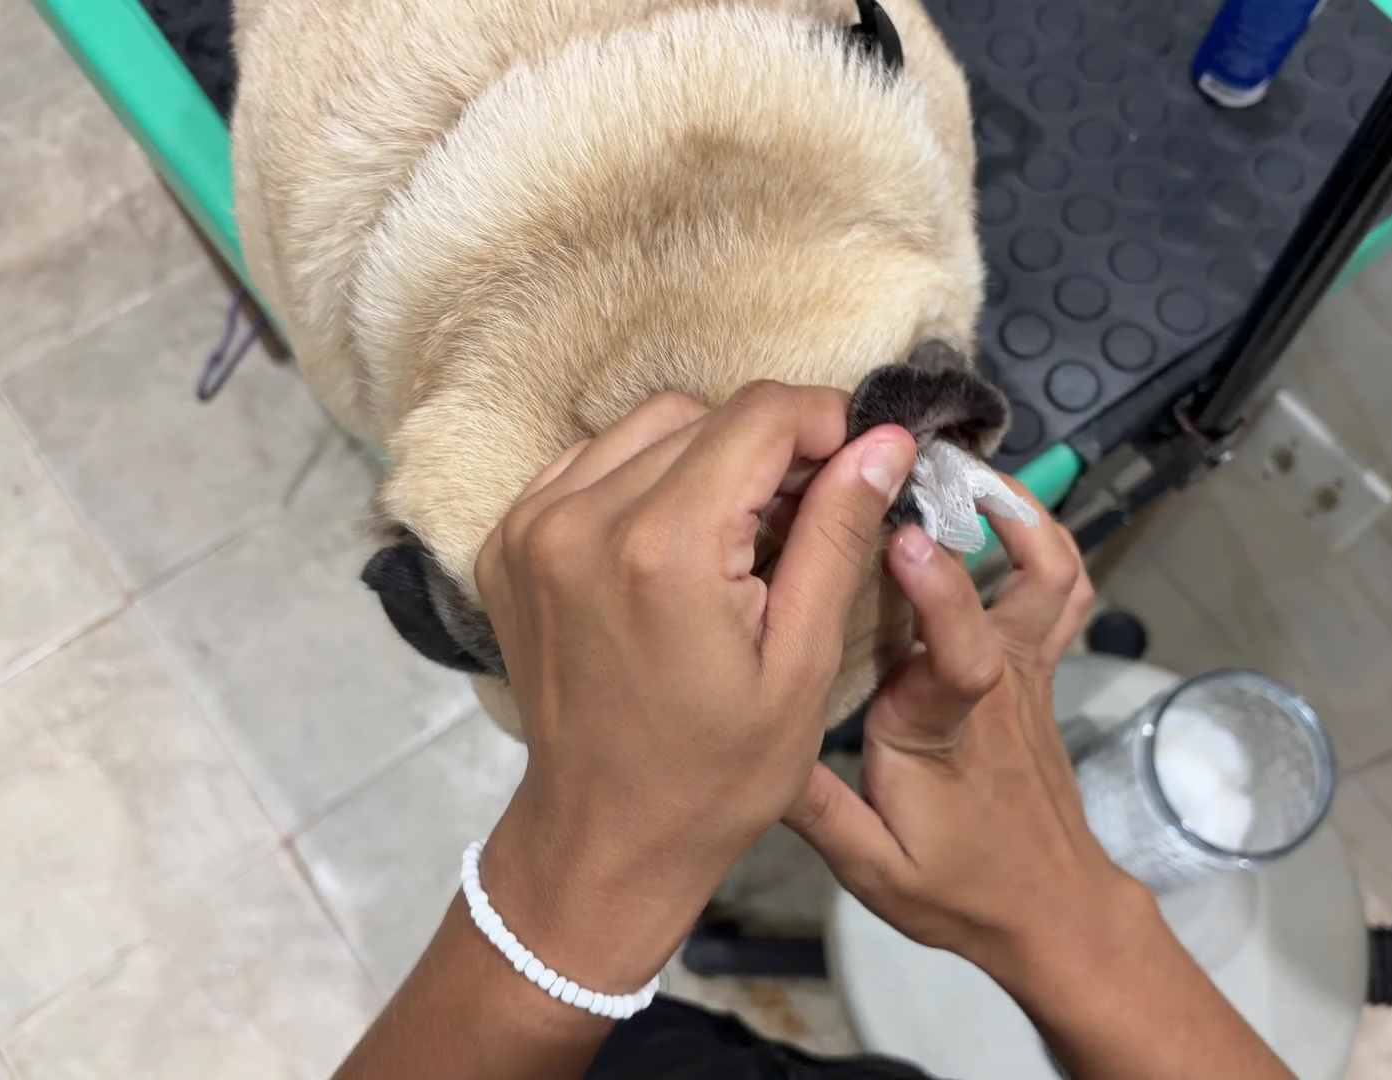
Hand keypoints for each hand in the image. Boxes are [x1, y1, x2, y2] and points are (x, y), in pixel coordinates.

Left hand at [473, 384, 918, 993]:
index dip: (822, 420)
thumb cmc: (717, 771)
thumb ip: (839, 535)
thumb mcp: (803, 662)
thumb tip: (885, 444)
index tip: (853, 460)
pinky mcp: (506, 540)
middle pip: (705, 415)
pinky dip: (647, 474)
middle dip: (771, 444)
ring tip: (738, 526)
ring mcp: (530, 525)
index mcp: (666, 548)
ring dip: (709, 455)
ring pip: (648, 426)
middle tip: (803, 507)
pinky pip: (594, 461)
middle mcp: (582, 517)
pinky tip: (673, 534)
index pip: (759, 414)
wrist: (602, 835)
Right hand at [782, 483, 1294, 1079]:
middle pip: (1015, 587)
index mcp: (945, 726)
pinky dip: (1046, 540)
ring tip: (963, 467)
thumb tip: (752, 736)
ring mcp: (1031, 668)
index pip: (961, 653)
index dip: (939, 591)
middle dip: (972, 511)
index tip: (899, 537)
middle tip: (914, 457)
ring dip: (1019, 510)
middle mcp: (1000, 682)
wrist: (1052, 910)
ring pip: (1054, 573)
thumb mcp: (870, 864)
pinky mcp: (1041, 666)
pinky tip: (1001, 510)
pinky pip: (1064, 589)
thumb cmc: (960, 887)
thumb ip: (811, 806)